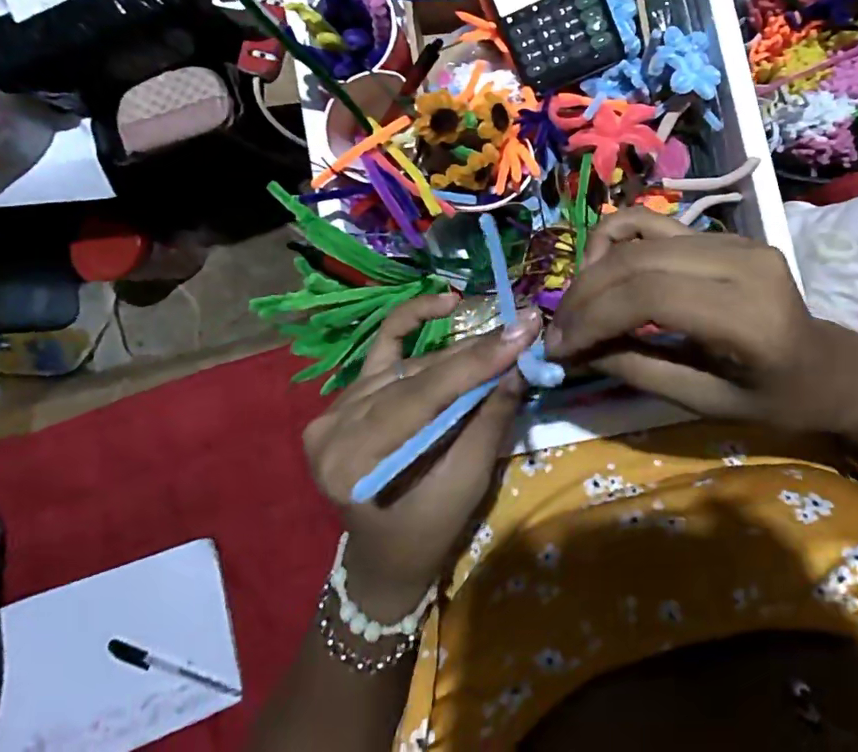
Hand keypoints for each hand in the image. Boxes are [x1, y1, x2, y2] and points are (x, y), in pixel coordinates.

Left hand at [302, 294, 539, 618]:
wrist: (386, 554)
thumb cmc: (429, 529)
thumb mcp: (467, 480)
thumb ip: (489, 416)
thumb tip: (521, 361)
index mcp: (355, 461)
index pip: (423, 395)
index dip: (477, 361)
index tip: (523, 329)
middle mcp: (333, 428)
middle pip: (417, 376)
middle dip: (476, 353)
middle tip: (524, 327)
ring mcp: (333, 410)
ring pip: (409, 365)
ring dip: (458, 353)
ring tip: (502, 338)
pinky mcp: (343, 399)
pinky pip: (381, 351)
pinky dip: (412, 322)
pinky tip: (443, 303)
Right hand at [547, 209, 857, 435]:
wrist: (829, 365)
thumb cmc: (776, 399)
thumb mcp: (706, 402)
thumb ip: (638, 369)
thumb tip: (574, 350)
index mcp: (748, 315)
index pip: (649, 296)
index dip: (593, 317)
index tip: (559, 348)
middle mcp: (742, 262)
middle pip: (637, 261)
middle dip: (585, 295)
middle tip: (559, 331)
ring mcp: (734, 239)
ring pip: (639, 237)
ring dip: (594, 269)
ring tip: (579, 306)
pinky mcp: (724, 233)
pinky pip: (656, 224)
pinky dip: (619, 241)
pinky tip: (605, 269)